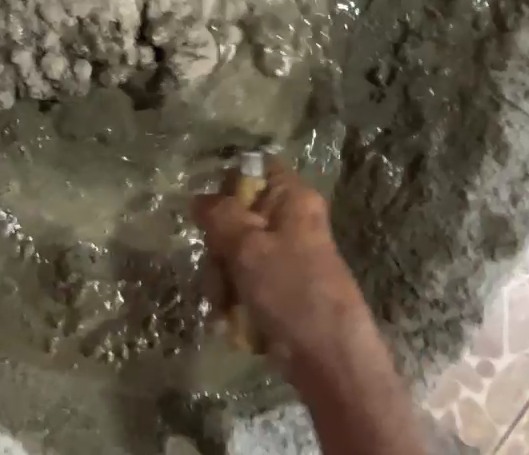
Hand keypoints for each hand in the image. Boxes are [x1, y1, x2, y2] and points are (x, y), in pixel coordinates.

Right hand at [190, 161, 373, 378]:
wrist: (330, 361)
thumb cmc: (292, 292)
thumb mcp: (248, 247)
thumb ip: (219, 215)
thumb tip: (199, 198)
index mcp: (292, 198)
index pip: (255, 167)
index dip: (227, 182)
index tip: (210, 210)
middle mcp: (288, 221)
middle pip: (235, 213)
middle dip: (218, 245)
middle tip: (220, 266)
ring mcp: (283, 256)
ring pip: (233, 251)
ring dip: (221, 277)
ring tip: (225, 302)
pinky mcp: (277, 288)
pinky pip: (242, 280)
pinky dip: (232, 297)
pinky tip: (231, 317)